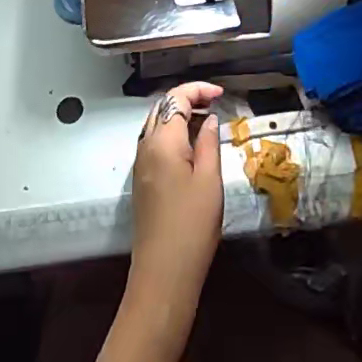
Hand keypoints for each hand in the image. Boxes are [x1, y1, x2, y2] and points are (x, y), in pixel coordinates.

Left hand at [129, 81, 224, 297]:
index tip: (221, 94)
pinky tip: (192, 145)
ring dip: (178, 115)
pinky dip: (172, 133)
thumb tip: (209, 120)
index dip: (198, 90)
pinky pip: (154, 142)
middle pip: (161, 108)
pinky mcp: (142, 180)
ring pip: (156, 124)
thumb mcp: (210, 180)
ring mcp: (140, 164)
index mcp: (162, 142)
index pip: (175, 99)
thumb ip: (209, 143)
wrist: (163, 271)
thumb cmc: (192, 224)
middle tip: (214, 103)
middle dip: (186, 98)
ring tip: (206, 121)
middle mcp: (145, 147)